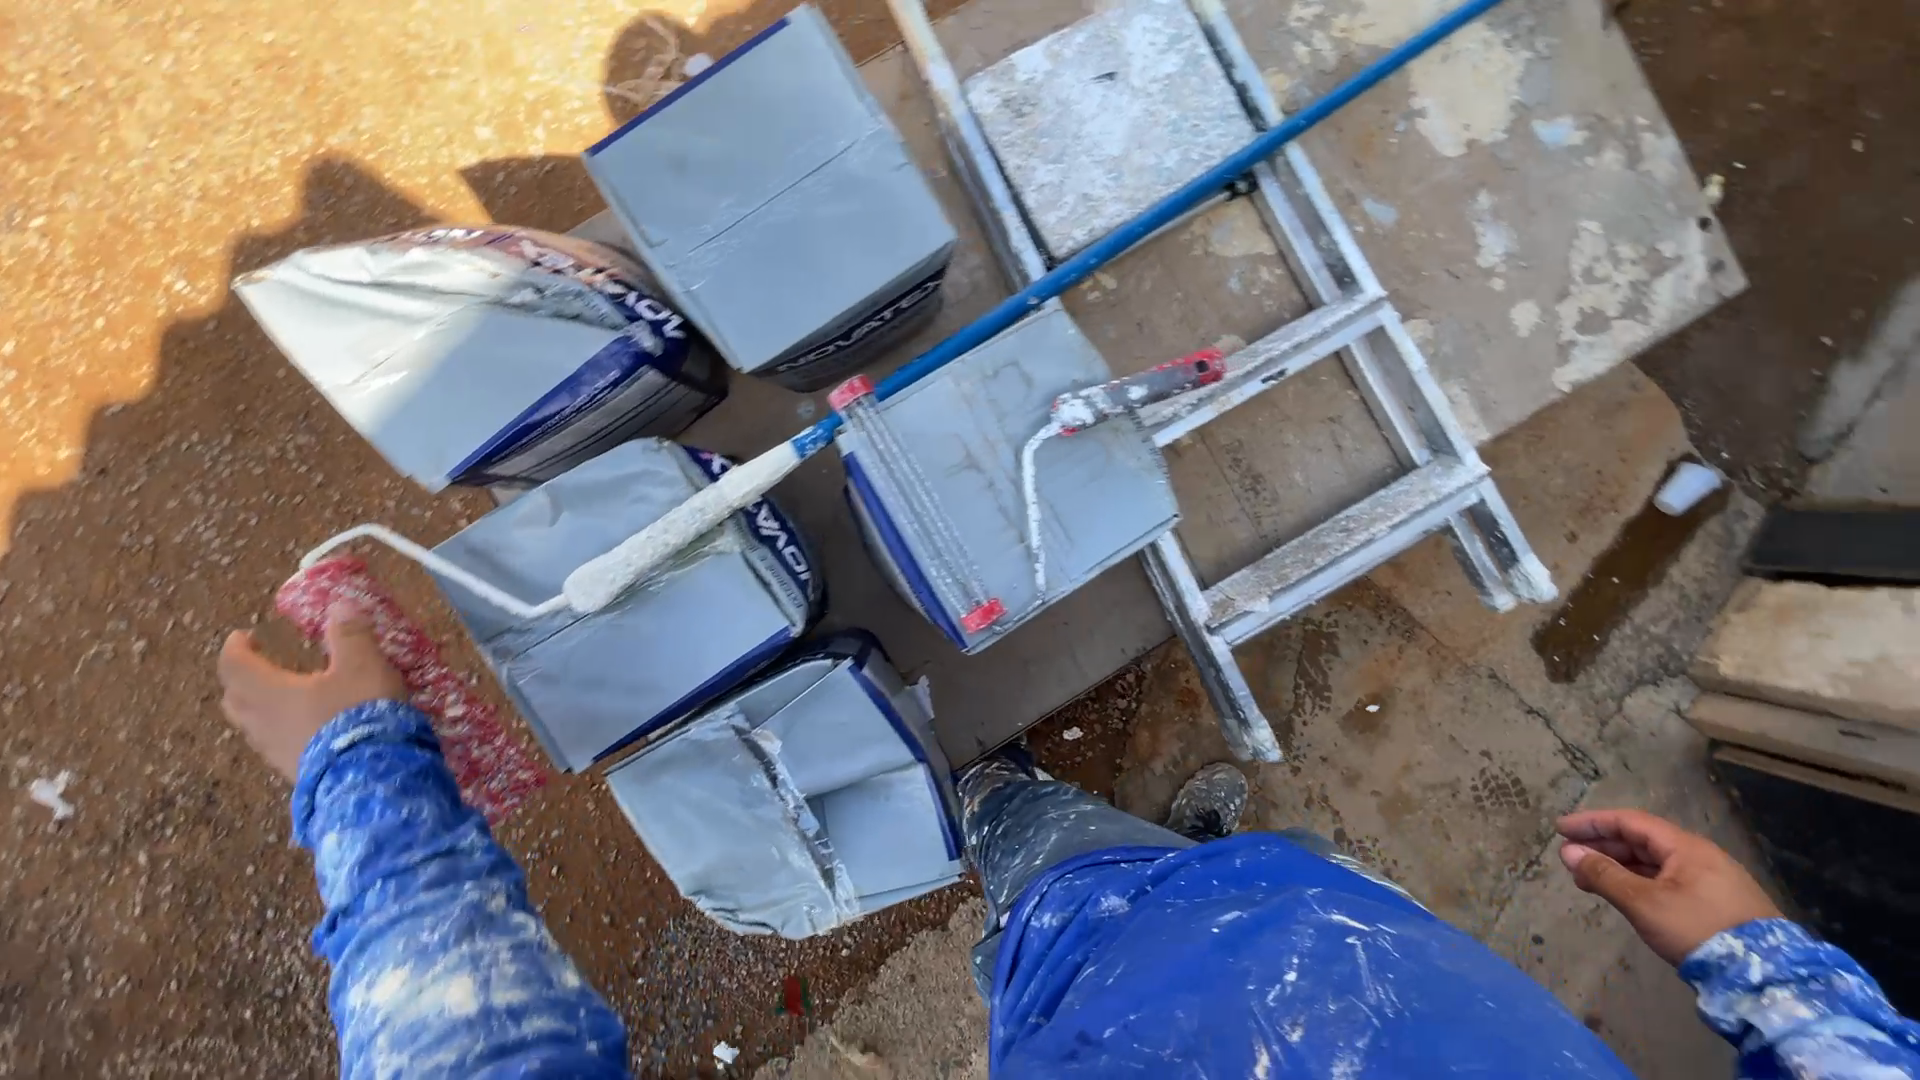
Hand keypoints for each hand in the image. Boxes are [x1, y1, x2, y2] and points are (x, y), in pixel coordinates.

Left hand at [218, 608, 407, 780]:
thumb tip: (339, 603)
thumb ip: (350, 634)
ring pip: (253, 724)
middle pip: (235, 698)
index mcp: (268, 692)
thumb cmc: (358, 711)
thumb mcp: (362, 665)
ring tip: (287, 698)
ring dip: (262, 707)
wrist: (368, 773)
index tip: (243, 636)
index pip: (235, 665)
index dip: (235, 648)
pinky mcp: (293, 769)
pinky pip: (276, 743)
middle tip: (260, 667)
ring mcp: (274, 750)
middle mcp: (260, 721)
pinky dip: (284, 729)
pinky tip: (310, 728)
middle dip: (243, 679)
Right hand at [1557, 808, 1781, 965]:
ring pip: (1655, 862)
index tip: (1560, 830)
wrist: (1768, 980)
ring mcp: (1714, 881)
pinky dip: (1639, 881)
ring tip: (1590, 881)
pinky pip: (1668, 880)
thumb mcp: (1642, 902)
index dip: (1591, 823)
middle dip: (1602, 847)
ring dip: (1618, 866)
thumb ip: (1603, 874)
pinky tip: (1624, 894)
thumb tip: (1569, 852)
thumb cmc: (1699, 930)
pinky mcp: (1720, 904)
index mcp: (1686, 848)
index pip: (1629, 822)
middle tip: (1571, 859)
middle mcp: (1702, 857)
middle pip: (1642, 840)